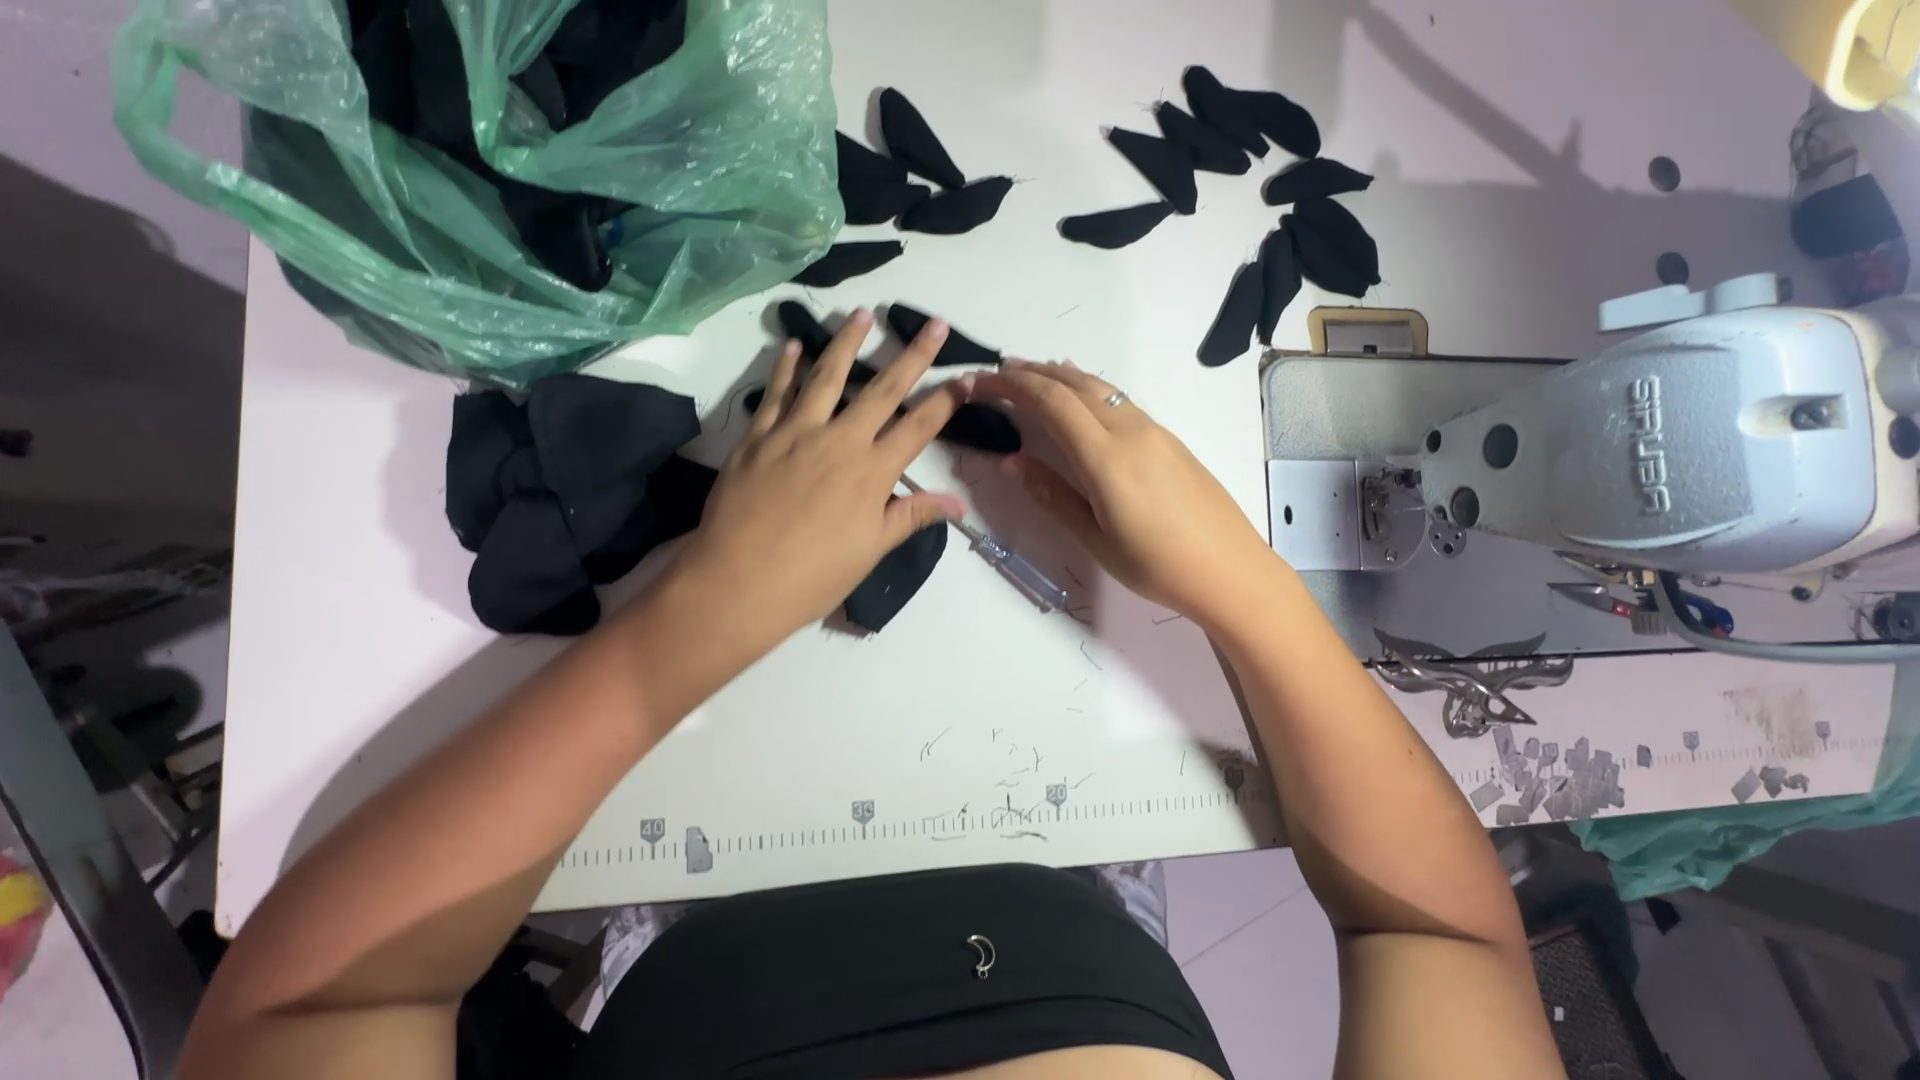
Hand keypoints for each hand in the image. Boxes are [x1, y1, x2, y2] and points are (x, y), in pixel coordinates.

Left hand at [673, 309, 966, 651]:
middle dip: (913, 355)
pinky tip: (793, 346)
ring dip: (847, 342)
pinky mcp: (758, 436)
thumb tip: (959, 504)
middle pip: (883, 390)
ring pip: (827, 377)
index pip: (919, 427)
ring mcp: (795, 433)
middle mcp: (839, 441)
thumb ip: (911, 516)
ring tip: (862, 314)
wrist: (738, 583)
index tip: (965, 378)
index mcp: (872, 472)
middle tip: (933, 324)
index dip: (945, 402)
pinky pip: (775, 393)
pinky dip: (785, 367)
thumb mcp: (870, 550)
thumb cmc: (813, 576)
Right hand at [970, 361, 1276, 629]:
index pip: (1051, 403)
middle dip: (1032, 374)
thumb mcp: (1096, 540)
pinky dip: (1087, 389)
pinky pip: (1119, 400)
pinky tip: (1079, 399)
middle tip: (996, 375)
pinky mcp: (1168, 440)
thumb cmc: (1158, 566)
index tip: (979, 383)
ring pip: (1100, 387)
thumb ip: (1053, 496)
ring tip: (1030, 377)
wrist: (1231, 570)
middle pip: (1074, 384)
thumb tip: (1012, 461)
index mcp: (1107, 458)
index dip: (1011, 387)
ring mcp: (1154, 432)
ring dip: (1060, 377)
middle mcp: (1131, 431)